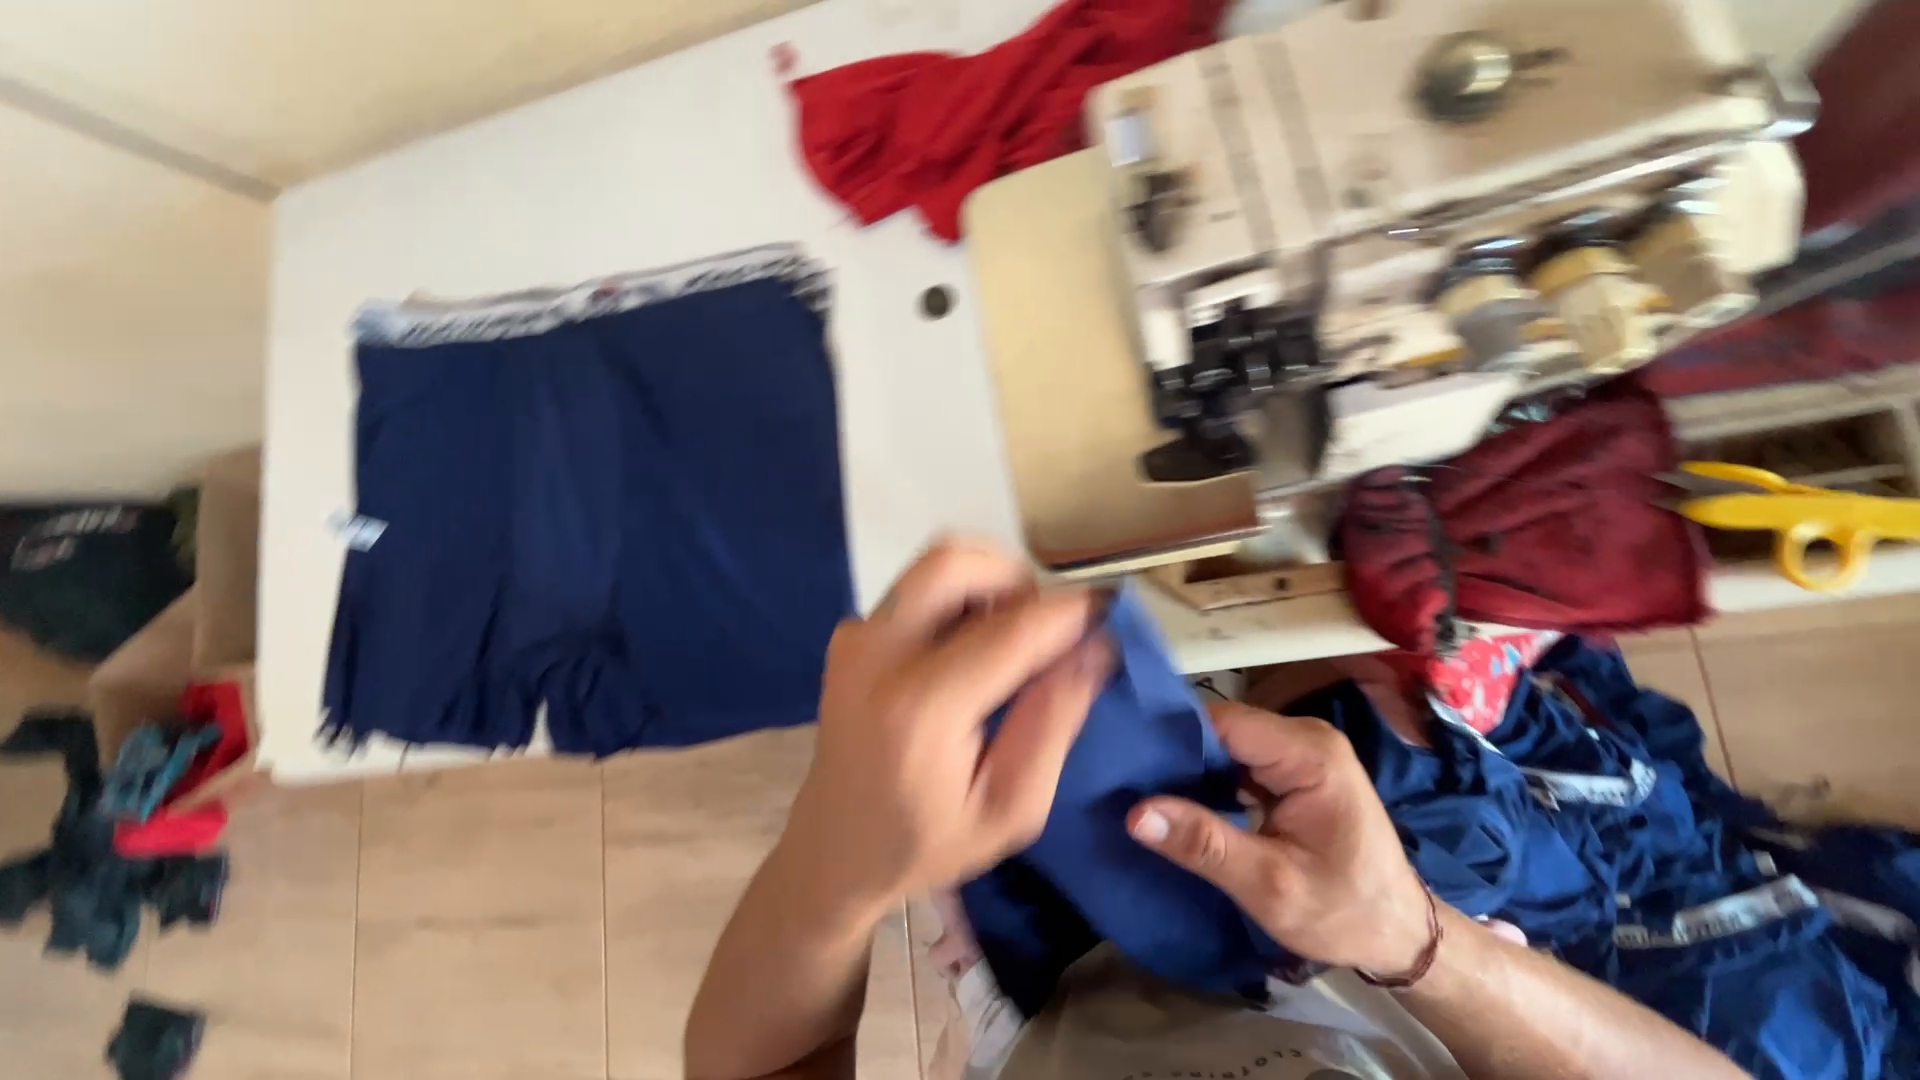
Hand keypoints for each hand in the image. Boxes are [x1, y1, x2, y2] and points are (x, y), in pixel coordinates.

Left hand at [783, 539, 1115, 914]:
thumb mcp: (1012, 807)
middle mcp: (877, 654)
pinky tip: (970, 655)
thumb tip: (1097, 646)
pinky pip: (916, 591)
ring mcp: (855, 638)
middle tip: (1047, 628)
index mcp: (920, 707)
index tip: (1109, 608)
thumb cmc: (927, 842)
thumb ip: (1054, 720)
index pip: (1010, 629)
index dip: (1069, 611)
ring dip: (988, 585)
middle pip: (955, 562)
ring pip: (935, 567)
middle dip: (1017, 579)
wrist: (834, 851)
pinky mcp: (849, 636)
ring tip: (1011, 643)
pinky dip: (958, 601)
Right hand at [1127, 702, 1432, 975]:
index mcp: (1309, 753)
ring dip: (1187, 767)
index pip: (1221, 722)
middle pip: (1220, 727)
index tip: (1126, 764)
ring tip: (1140, 789)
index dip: (1171, 739)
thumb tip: (1135, 813)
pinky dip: (1206, 778)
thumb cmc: (1345, 912)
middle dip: (1175, 754)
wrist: (1400, 935)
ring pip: (1223, 741)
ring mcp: (1299, 750)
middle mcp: (1305, 737)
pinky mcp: (1291, 768)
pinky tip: (1175, 799)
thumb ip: (1204, 844)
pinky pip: (1235, 758)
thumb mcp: (1270, 887)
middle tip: (1125, 782)